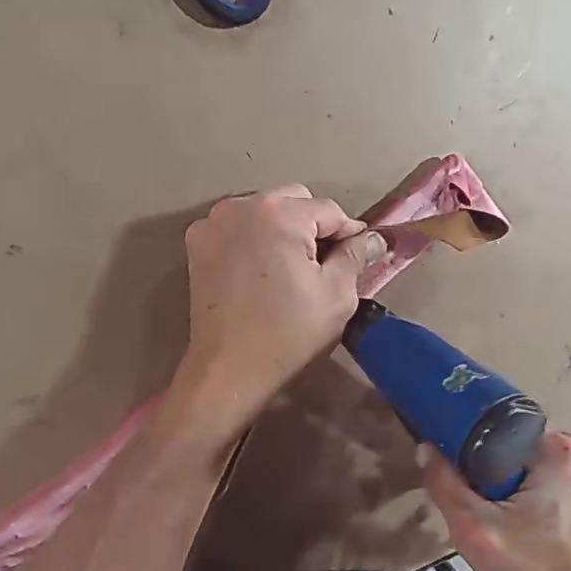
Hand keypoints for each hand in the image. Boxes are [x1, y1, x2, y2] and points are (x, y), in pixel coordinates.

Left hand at [175, 184, 385, 426]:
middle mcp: (240, 206)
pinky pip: (239, 229)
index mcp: (278, 213)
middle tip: (323, 266)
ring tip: (292, 269)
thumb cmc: (288, 334)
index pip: (329, 210)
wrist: (229, 369)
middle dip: (313, 227)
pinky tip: (262, 273)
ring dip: (283, 230)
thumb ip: (356, 256)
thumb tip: (374, 238)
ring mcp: (213, 224)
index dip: (349, 234)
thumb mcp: (336, 294)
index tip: (358, 258)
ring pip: (264, 211)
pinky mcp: (197, 245)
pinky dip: (255, 240)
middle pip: (294, 201)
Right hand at [422, 431, 570, 570]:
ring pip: (515, 462)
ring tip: (495, 519)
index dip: (461, 449)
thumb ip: (444, 485)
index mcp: (554, 444)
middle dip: (482, 473)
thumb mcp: (476, 530)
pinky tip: (514, 524)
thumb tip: (425, 447)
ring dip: (499, 486)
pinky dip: (517, 494)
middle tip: (477, 508)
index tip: (450, 474)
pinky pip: (532, 475)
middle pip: (502, 445)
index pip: (489, 429)